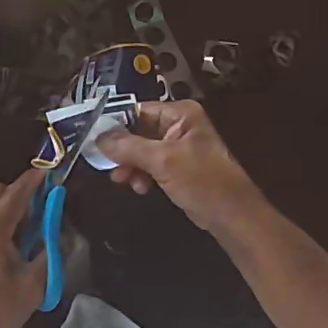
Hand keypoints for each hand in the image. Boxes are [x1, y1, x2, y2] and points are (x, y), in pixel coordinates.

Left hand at [0, 167, 47, 327]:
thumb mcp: (33, 283)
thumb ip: (49, 251)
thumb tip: (61, 232)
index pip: (15, 194)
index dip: (33, 180)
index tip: (49, 171)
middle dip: (17, 192)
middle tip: (39, 208)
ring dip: (6, 204)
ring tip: (27, 226)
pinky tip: (10, 238)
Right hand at [96, 100, 269, 235]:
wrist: (233, 217)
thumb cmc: (202, 181)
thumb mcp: (162, 161)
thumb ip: (128, 147)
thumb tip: (98, 138)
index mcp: (180, 114)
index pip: (138, 110)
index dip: (115, 124)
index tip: (94, 137)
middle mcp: (179, 124)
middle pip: (138, 130)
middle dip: (123, 150)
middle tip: (106, 164)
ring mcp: (178, 146)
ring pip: (142, 150)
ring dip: (131, 165)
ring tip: (124, 181)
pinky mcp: (177, 166)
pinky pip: (151, 164)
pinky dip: (142, 174)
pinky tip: (139, 187)